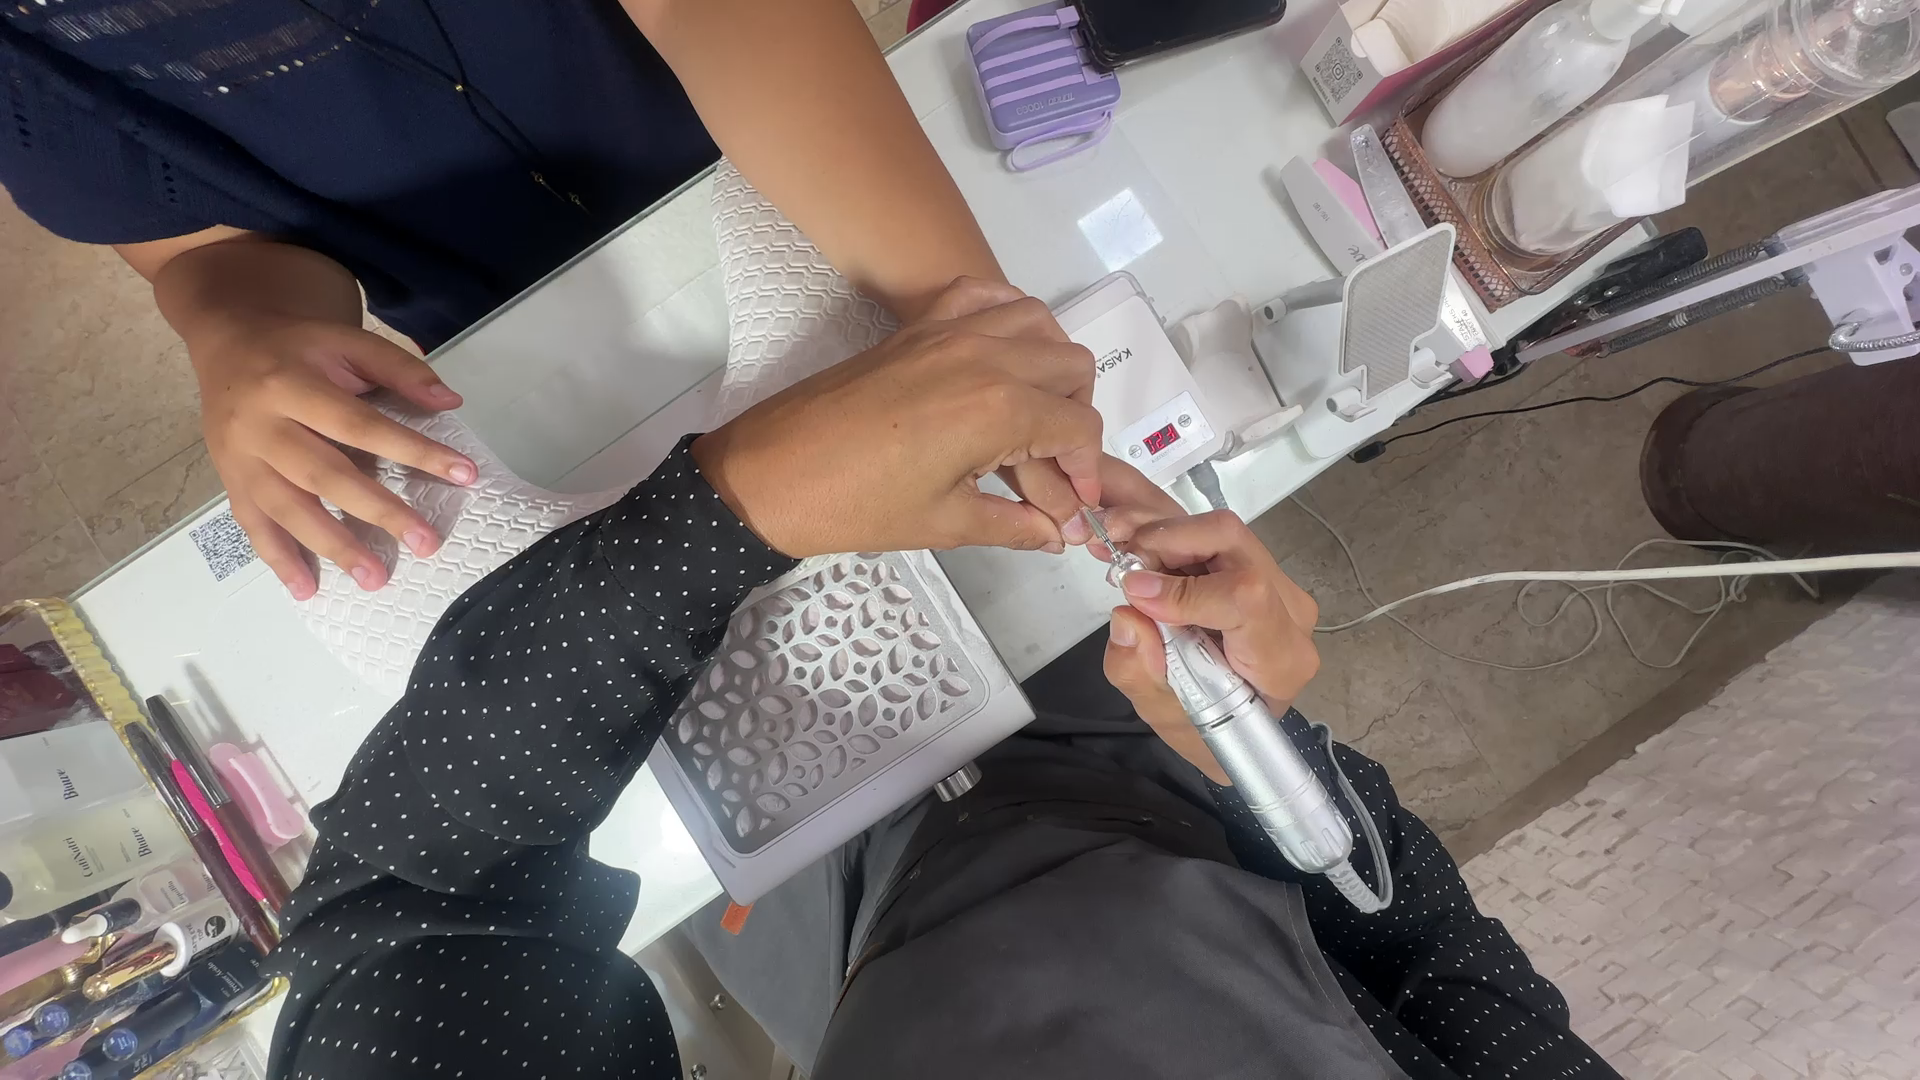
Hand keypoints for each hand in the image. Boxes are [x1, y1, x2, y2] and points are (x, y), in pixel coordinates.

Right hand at [193, 315, 476, 598]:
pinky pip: (252, 525)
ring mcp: (238, 457)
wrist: (228, 339)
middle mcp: (258, 426)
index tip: (465, 475)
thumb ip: (401, 370)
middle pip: (324, 475)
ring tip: (376, 579)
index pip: (362, 426)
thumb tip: (451, 402)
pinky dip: (278, 559)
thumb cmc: (305, 348)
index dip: (414, 451)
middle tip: (426, 544)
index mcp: (290, 386)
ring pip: (287, 509)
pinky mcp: (229, 479)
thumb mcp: (351, 343)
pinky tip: (307, 589)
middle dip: (378, 512)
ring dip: (332, 547)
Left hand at [691, 277, 1102, 556]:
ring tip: (1032, 412)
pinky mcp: (919, 323)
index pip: (1079, 426)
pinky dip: (1007, 317)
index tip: (1075, 502)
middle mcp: (987, 354)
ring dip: (1052, 365)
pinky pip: (984, 294)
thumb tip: (1058, 534)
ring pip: (1039, 322)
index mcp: (999, 408)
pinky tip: (1000, 355)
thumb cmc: (859, 507)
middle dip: (1077, 417)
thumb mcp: (946, 523)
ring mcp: (951, 329)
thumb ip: (1015, 524)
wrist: (772, 474)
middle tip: (1052, 463)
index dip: (1088, 469)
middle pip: (1072, 367)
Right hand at [1099, 508, 1319, 783]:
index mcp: (1277, 660)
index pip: (1244, 597)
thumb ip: (1138, 669)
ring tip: (1126, 560)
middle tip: (1124, 567)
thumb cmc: (1202, 726)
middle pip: (1230, 541)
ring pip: (1218, 528)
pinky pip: (1210, 533)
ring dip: (1161, 536)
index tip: (1132, 593)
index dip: (1183, 589)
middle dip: (1164, 543)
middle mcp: (1288, 613)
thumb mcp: (1158, 712)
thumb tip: (1127, 615)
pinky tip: (1138, 553)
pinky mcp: (1255, 566)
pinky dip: (1166, 535)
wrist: (1231, 724)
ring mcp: (1276, 583)